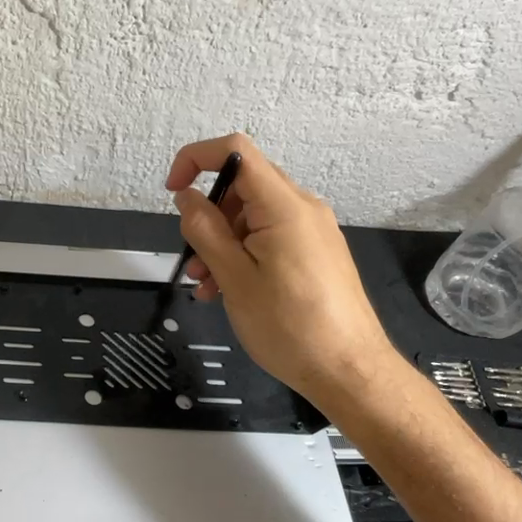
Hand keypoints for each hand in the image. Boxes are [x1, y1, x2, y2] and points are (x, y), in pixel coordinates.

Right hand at [167, 134, 402, 406]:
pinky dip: (242, 255)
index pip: (235, 150)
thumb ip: (206, 230)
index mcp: (284, 206)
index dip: (196, 159)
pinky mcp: (315, 253)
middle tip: (192, 259)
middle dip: (207, 215)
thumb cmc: (289, 326)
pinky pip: (269, 238)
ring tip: (206, 285)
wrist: (349, 371)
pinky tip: (228, 291)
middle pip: (242, 187)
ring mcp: (312, 231)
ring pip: (252, 217)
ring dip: (220, 242)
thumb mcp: (235, 278)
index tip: (172, 192)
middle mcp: (303, 209)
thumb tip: (186, 197)